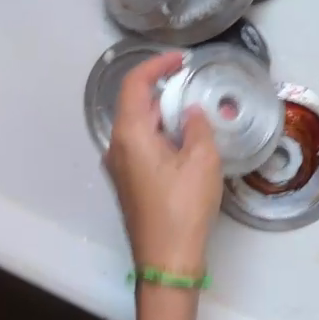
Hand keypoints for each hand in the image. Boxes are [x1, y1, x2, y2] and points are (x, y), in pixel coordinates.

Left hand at [104, 51, 221, 274]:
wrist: (167, 259)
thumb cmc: (183, 207)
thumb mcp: (202, 160)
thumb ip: (196, 127)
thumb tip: (191, 112)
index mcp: (129, 135)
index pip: (134, 84)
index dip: (156, 65)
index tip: (181, 60)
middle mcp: (116, 147)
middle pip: (135, 105)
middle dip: (164, 91)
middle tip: (195, 85)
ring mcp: (120, 167)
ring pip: (139, 128)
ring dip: (164, 115)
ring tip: (195, 112)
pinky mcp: (130, 184)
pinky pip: (142, 147)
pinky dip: (162, 135)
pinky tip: (186, 142)